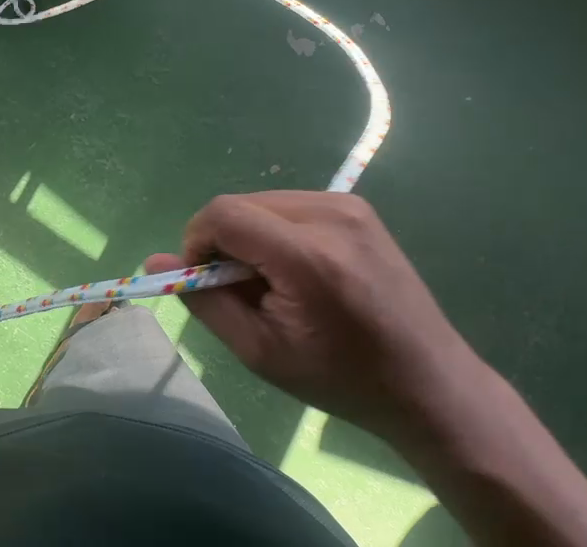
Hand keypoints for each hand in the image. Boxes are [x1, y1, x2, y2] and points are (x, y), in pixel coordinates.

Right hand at [146, 191, 483, 440]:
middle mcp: (331, 216)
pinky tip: (299, 271)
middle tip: (243, 290)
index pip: (223, 214)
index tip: (205, 281)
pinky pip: (290, 205)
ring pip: (262, 202)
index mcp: (309, 257)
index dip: (197, 242)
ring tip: (275, 284)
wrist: (430, 385)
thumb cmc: (341, 379)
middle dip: (224, 241)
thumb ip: (205, 301)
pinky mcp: (358, 207)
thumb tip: (155, 261)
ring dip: (250, 235)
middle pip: (240, 204)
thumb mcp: (260, 352)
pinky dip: (276, 231)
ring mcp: (349, 206)